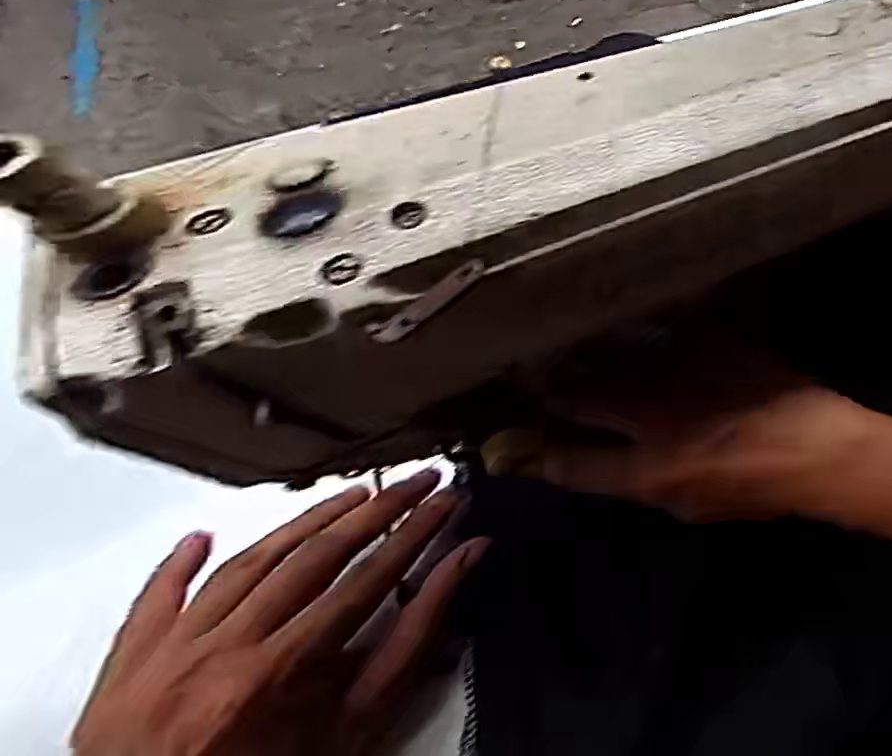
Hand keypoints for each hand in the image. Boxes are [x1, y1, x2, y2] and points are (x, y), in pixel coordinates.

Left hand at [72, 471, 486, 755]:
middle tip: (420, 478)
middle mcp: (218, 657)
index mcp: (280, 674)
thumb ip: (418, 629)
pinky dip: (174, 567)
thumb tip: (469, 553)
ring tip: (357, 493)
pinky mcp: (122, 675)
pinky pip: (150, 607)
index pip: (369, 576)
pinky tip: (203, 535)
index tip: (451, 496)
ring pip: (247, 564)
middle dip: (379, 509)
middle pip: (313, 558)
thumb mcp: (365, 714)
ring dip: (308, 519)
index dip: (418, 529)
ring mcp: (163, 662)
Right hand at [536, 348, 879, 521]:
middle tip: (534, 381)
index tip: (529, 446)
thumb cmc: (759, 487)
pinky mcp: (709, 343)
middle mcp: (651, 415)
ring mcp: (681, 373)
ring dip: (589, 355)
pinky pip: (663, 333)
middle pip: (583, 398)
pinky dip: (643, 336)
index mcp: (645, 468)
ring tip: (569, 348)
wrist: (814, 441)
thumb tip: (615, 467)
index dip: (543, 455)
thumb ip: (644, 485)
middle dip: (552, 391)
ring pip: (616, 356)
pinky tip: (635, 331)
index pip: (573, 463)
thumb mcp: (693, 507)